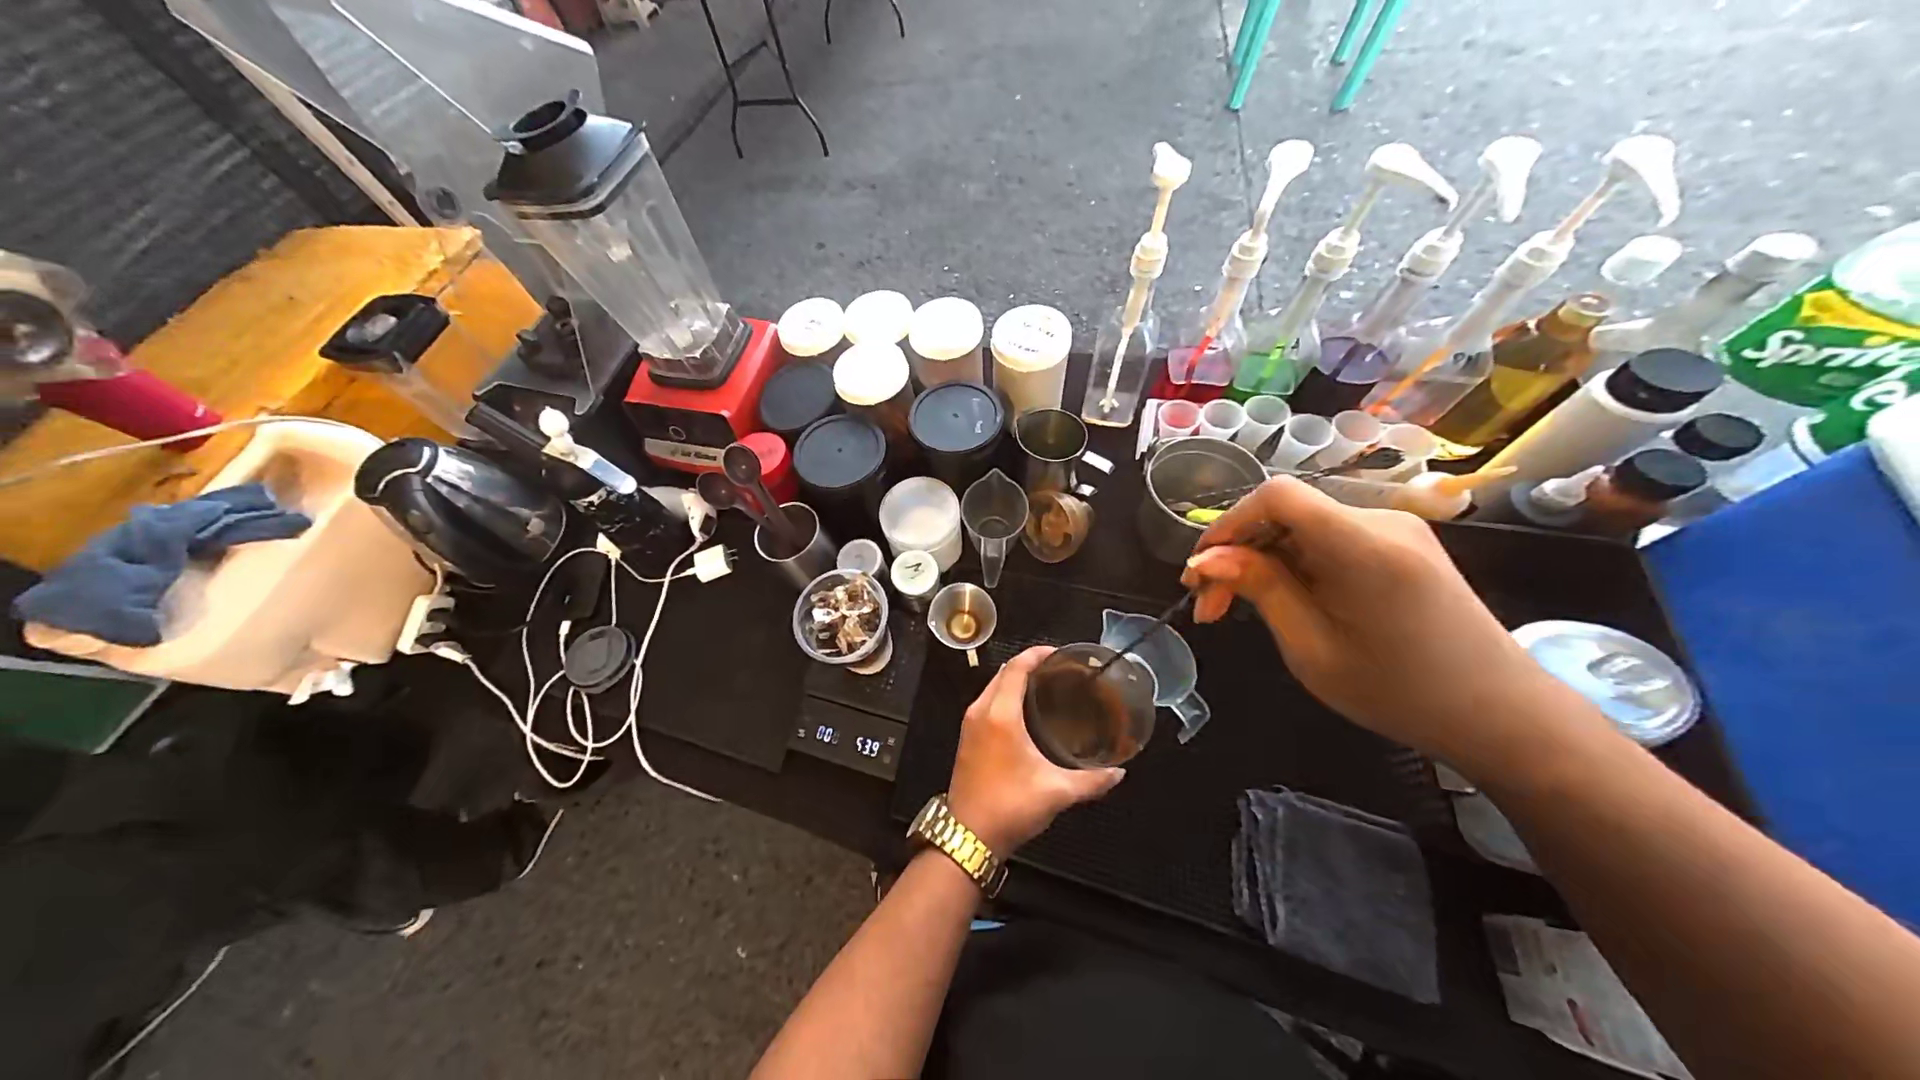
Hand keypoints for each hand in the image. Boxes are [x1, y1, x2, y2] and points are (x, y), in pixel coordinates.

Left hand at [946, 646, 1125, 853]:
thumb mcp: (1056, 792)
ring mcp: (970, 725)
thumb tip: (1118, 773)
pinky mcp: (967, 738)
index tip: (1058, 653)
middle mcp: (980, 712)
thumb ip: (1091, 780)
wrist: (968, 836)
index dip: (1036, 654)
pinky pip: (987, 703)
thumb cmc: (1009, 807)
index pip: (1015, 668)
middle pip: (1002, 673)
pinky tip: (1025, 712)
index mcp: (1000, 714)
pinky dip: (1004, 696)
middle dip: (1027, 665)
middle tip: (1057, 670)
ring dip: (1014, 681)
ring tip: (1044, 686)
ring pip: (992, 688)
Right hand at [1179, 476, 1605, 775]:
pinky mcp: (1402, 543)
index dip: (1227, 523)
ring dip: (1263, 563)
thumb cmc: (1399, 692)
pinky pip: (1330, 539)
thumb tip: (1206, 558)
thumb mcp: (1311, 648)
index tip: (1200, 570)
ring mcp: (1397, 529)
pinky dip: (1296, 565)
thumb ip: (1259, 589)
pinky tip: (1284, 600)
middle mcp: (1382, 521)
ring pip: (1303, 528)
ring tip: (1238, 610)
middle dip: (1238, 554)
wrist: (1500, 714)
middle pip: (1286, 515)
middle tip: (1209, 608)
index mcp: (1363, 545)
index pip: (1277, 496)